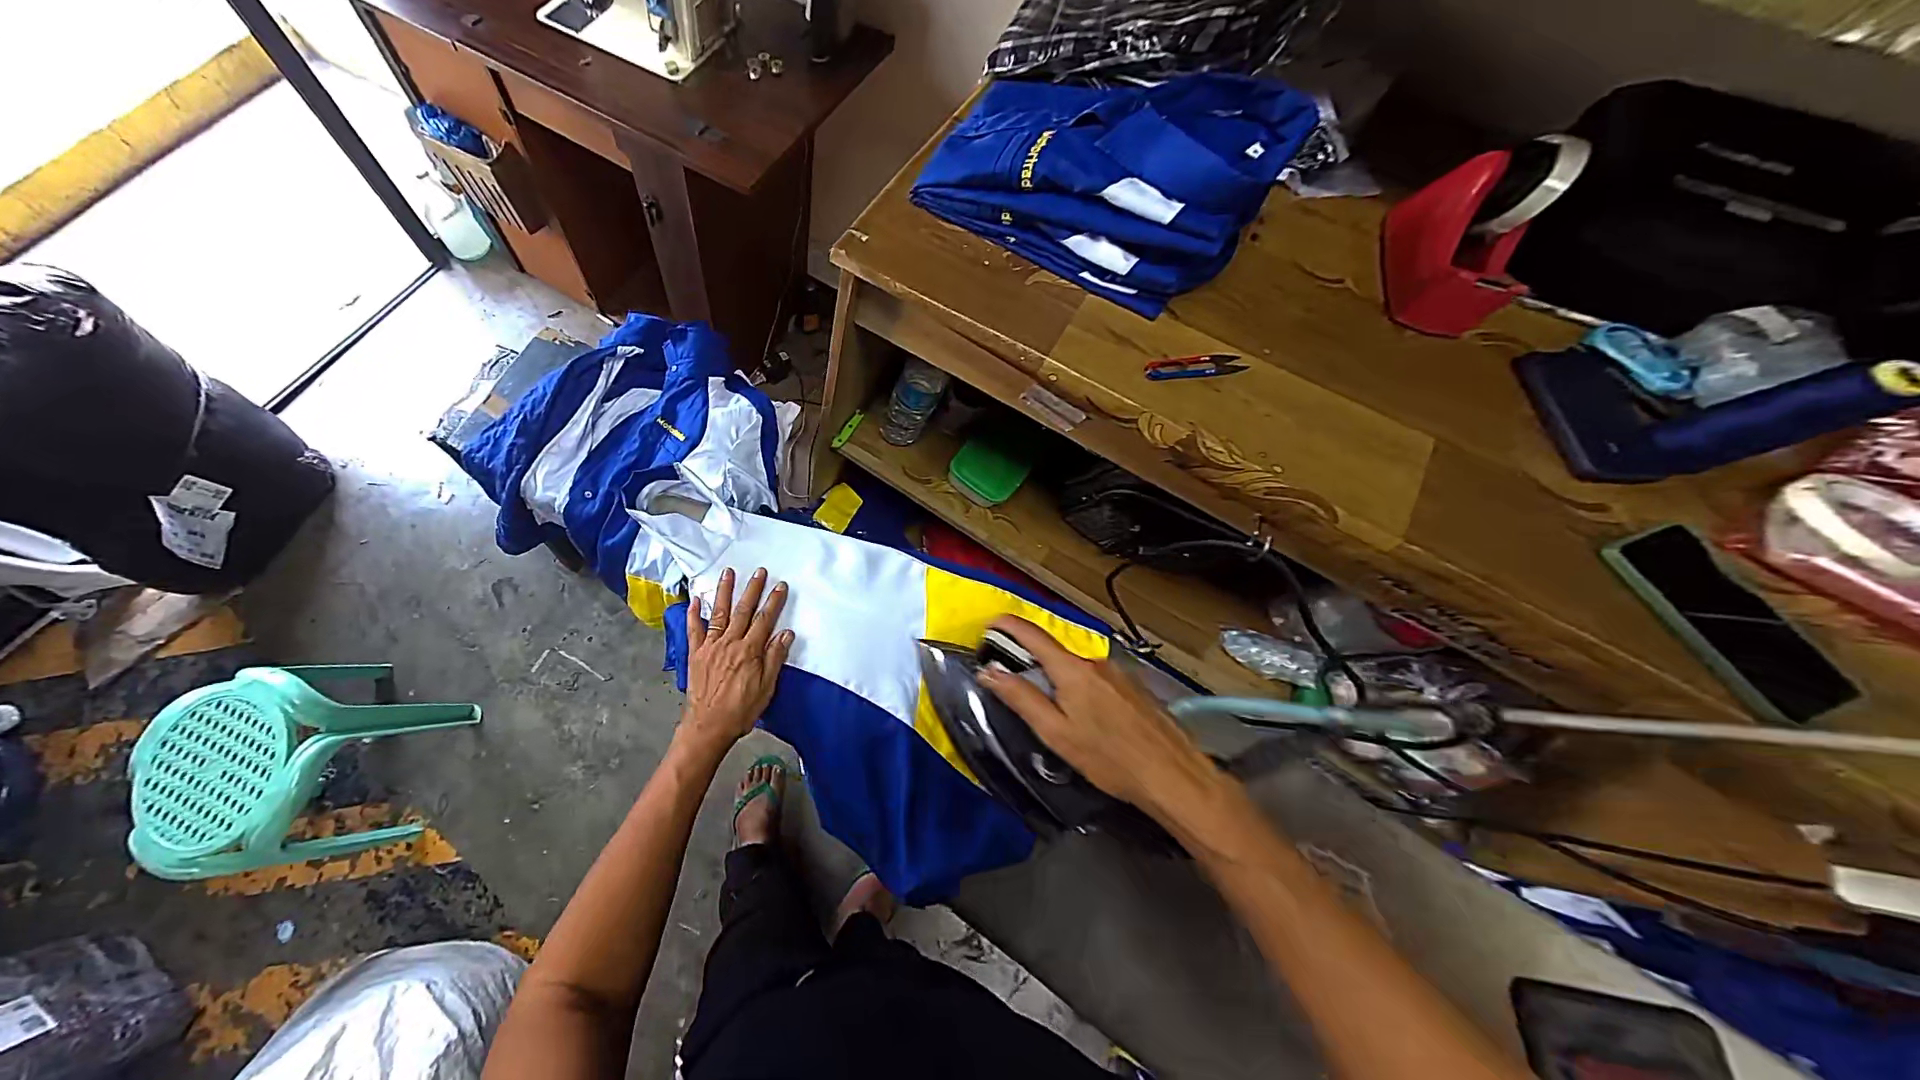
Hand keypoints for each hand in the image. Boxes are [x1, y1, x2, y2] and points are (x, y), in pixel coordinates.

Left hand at [681, 567, 793, 749]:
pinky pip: (694, 629)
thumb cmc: (741, 710)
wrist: (708, 726)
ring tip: (728, 573)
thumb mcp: (766, 687)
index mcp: (749, 651)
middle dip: (752, 589)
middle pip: (743, 610)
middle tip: (759, 571)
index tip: (780, 586)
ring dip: (724, 591)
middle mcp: (729, 643)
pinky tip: (695, 600)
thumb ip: (775, 658)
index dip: (774, 602)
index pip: (765, 620)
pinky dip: (694, 613)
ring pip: (718, 613)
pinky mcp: (696, 654)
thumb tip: (786, 634)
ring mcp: (710, 646)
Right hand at [978, 616, 1218, 818]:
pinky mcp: (1133, 686)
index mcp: (1073, 670)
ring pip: (1076, 668)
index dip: (1006, 626)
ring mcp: (1118, 672)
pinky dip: (1082, 689)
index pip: (1031, 634)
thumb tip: (991, 672)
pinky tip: (1089, 720)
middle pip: (1054, 652)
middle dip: (1031, 663)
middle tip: (1015, 687)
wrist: (1172, 775)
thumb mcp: (1056, 733)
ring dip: (1059, 681)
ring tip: (1056, 715)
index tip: (990, 626)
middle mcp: (1096, 662)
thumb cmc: (1112, 760)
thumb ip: (1021, 698)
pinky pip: (1097, 679)